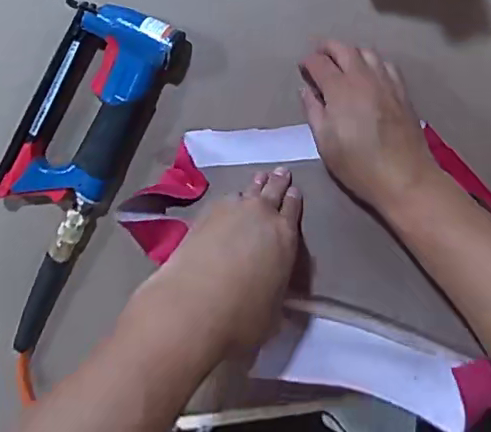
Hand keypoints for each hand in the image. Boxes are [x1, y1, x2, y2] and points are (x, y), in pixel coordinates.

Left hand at [135, 168, 303, 353]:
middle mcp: (262, 215)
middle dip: (279, 181)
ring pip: (249, 189)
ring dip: (256, 184)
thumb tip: (273, 288)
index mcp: (285, 237)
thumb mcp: (273, 312)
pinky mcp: (208, 212)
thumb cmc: (242, 318)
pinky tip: (230, 201)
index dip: (294, 199)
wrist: (195, 303)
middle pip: (274, 189)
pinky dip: (232, 198)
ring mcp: (234, 209)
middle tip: (282, 172)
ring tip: (260, 178)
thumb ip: (277, 290)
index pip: (293, 208)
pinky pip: (227, 198)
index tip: (295, 191)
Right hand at [299, 41, 440, 212]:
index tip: (304, 69)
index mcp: (339, 88)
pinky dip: (373, 63)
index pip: (319, 62)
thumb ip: (313, 111)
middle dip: (327, 48)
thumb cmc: (358, 164)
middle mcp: (362, 77)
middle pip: (343, 48)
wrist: (405, 178)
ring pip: (366, 52)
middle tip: (319, 57)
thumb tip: (306, 90)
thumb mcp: (325, 142)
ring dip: (351, 52)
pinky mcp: (402, 91)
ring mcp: (385, 81)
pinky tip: (370, 75)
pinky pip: (386, 64)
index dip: (308, 62)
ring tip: (344, 63)